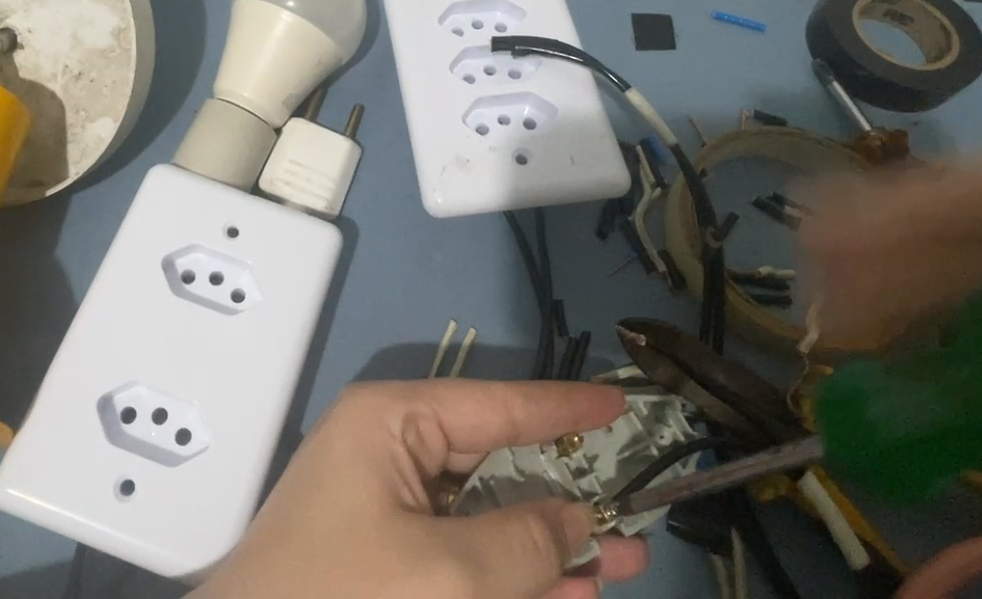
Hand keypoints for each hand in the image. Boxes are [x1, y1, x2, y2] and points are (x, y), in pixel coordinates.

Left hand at [193, 380, 646, 598]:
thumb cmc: (344, 598)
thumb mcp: (444, 574)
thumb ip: (521, 542)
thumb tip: (575, 518)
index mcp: (393, 422)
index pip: (496, 403)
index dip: (562, 406)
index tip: (620, 402)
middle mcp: (391, 449)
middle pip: (497, 459)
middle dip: (567, 491)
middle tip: (637, 509)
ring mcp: (387, 504)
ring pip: (488, 514)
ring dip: (550, 542)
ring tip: (626, 560)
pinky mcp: (386, 553)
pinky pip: (464, 553)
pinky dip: (513, 572)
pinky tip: (572, 591)